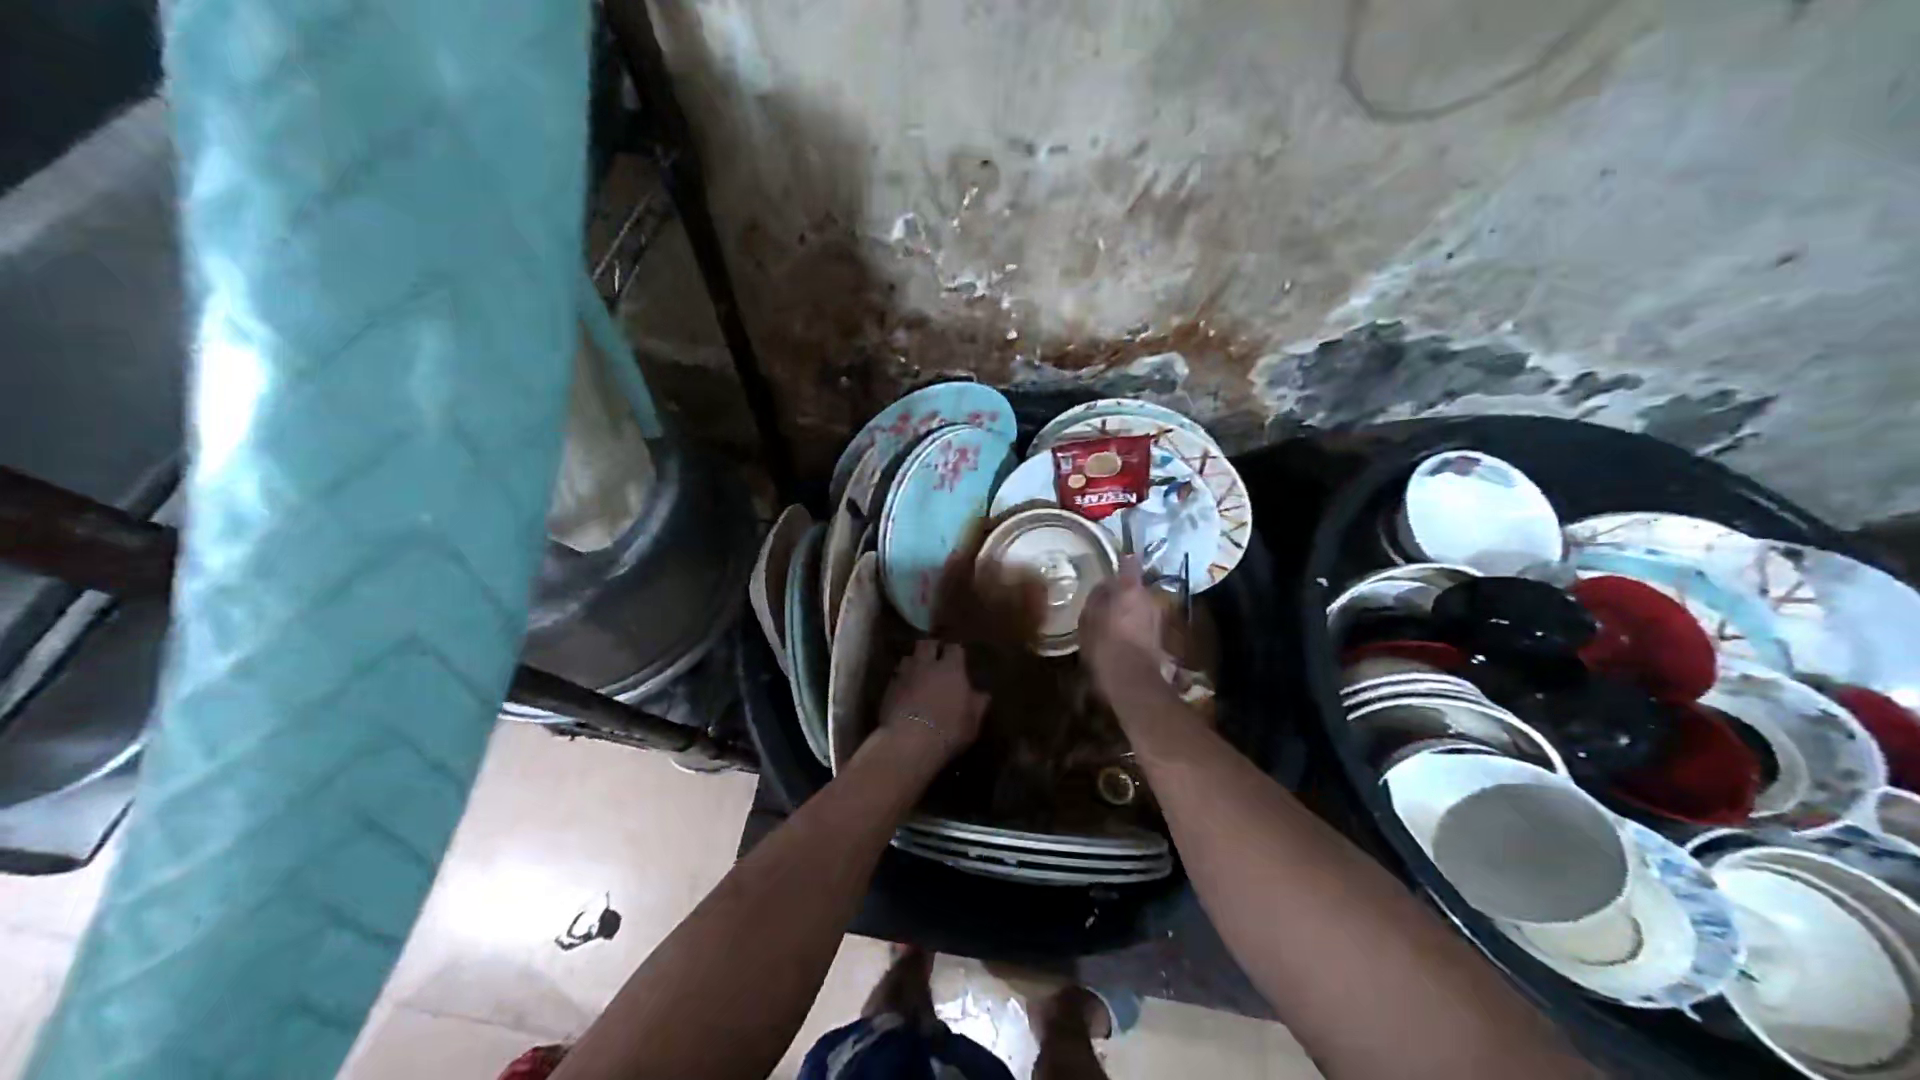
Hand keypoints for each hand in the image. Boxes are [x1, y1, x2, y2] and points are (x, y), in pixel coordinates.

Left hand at [874, 639, 988, 765]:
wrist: (909, 741)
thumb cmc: (949, 729)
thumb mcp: (972, 720)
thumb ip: (978, 703)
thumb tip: (982, 694)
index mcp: (951, 669)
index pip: (954, 648)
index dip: (955, 651)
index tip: (957, 657)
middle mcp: (926, 665)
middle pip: (926, 644)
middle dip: (931, 647)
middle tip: (934, 655)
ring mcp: (904, 675)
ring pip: (907, 657)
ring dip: (913, 661)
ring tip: (917, 671)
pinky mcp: (888, 688)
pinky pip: (895, 676)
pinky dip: (900, 679)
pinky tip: (903, 689)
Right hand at [1078, 556, 1165, 689]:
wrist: (1131, 681)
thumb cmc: (1104, 644)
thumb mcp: (1089, 618)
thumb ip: (1097, 597)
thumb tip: (1105, 585)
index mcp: (1130, 588)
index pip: (1130, 563)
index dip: (1125, 559)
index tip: (1120, 556)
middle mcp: (1149, 598)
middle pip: (1135, 588)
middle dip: (1123, 592)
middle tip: (1105, 599)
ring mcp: (1158, 618)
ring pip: (1139, 606)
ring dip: (1128, 610)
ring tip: (1110, 621)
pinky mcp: (1160, 638)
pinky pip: (1142, 624)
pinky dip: (1133, 626)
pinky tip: (1119, 638)